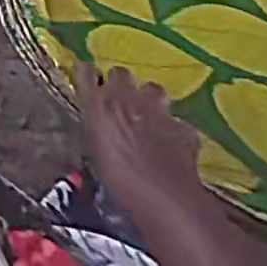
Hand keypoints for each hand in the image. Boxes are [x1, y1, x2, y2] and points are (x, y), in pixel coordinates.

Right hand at [75, 65, 206, 214]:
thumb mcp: (95, 151)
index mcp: (98, 102)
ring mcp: (156, 109)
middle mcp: (125, 97)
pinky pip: (178, 123)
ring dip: (151, 99)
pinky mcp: (181, 127)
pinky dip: (176, 132)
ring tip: (151, 116)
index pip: (85, 71)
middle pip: (120, 73)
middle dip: (121, 83)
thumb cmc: (118, 177)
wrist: (164, 195)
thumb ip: (96, 128)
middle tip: (121, 101)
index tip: (90, 83)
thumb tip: (98, 127)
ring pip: (153, 89)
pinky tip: (175, 146)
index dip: (88, 75)